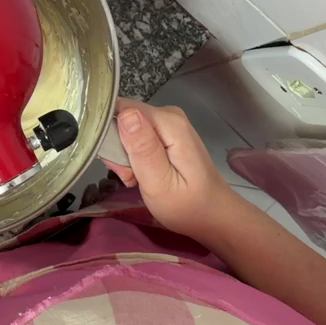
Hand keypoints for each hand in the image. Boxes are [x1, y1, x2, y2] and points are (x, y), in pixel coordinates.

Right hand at [101, 99, 250, 241]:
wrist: (214, 216)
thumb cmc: (187, 206)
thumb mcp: (160, 183)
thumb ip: (142, 148)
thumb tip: (126, 114)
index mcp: (169, 122)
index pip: (122, 109)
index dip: (112, 134)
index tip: (118, 163)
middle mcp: (169, 114)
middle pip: (124, 118)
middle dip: (118, 148)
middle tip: (129, 177)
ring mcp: (169, 123)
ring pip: (127, 129)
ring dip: (124, 156)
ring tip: (135, 179)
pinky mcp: (166, 133)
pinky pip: (137, 136)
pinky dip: (133, 157)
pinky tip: (141, 174)